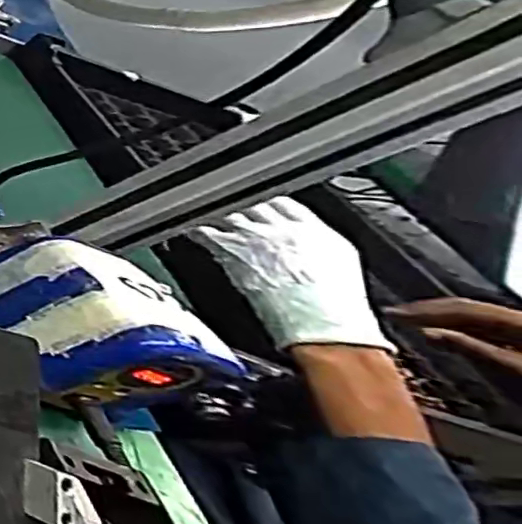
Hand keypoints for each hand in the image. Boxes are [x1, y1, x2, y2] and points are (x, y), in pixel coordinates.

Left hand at [191, 196, 390, 351]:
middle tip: (221, 208)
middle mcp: (282, 228)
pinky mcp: (229, 249)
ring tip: (203, 217)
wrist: (322, 323)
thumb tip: (297, 232)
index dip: (263, 200)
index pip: (281, 201)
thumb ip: (312, 238)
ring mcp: (253, 237)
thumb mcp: (337, 260)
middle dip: (235, 205)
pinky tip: (187, 229)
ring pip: (225, 214)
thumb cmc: (334, 303)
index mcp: (314, 229)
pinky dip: (193, 229)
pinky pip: (202, 231)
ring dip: (214, 216)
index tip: (252, 203)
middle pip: (249, 203)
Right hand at [387, 297, 521, 376]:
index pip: (463, 309)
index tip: (390, 313)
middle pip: (468, 309)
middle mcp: (517, 318)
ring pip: (475, 317)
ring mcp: (521, 327)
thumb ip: (472, 349)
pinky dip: (457, 327)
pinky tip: (441, 332)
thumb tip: (424, 332)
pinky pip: (485, 327)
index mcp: (518, 320)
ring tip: (409, 321)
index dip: (424, 310)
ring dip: (439, 318)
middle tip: (392, 314)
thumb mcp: (515, 367)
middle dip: (428, 310)